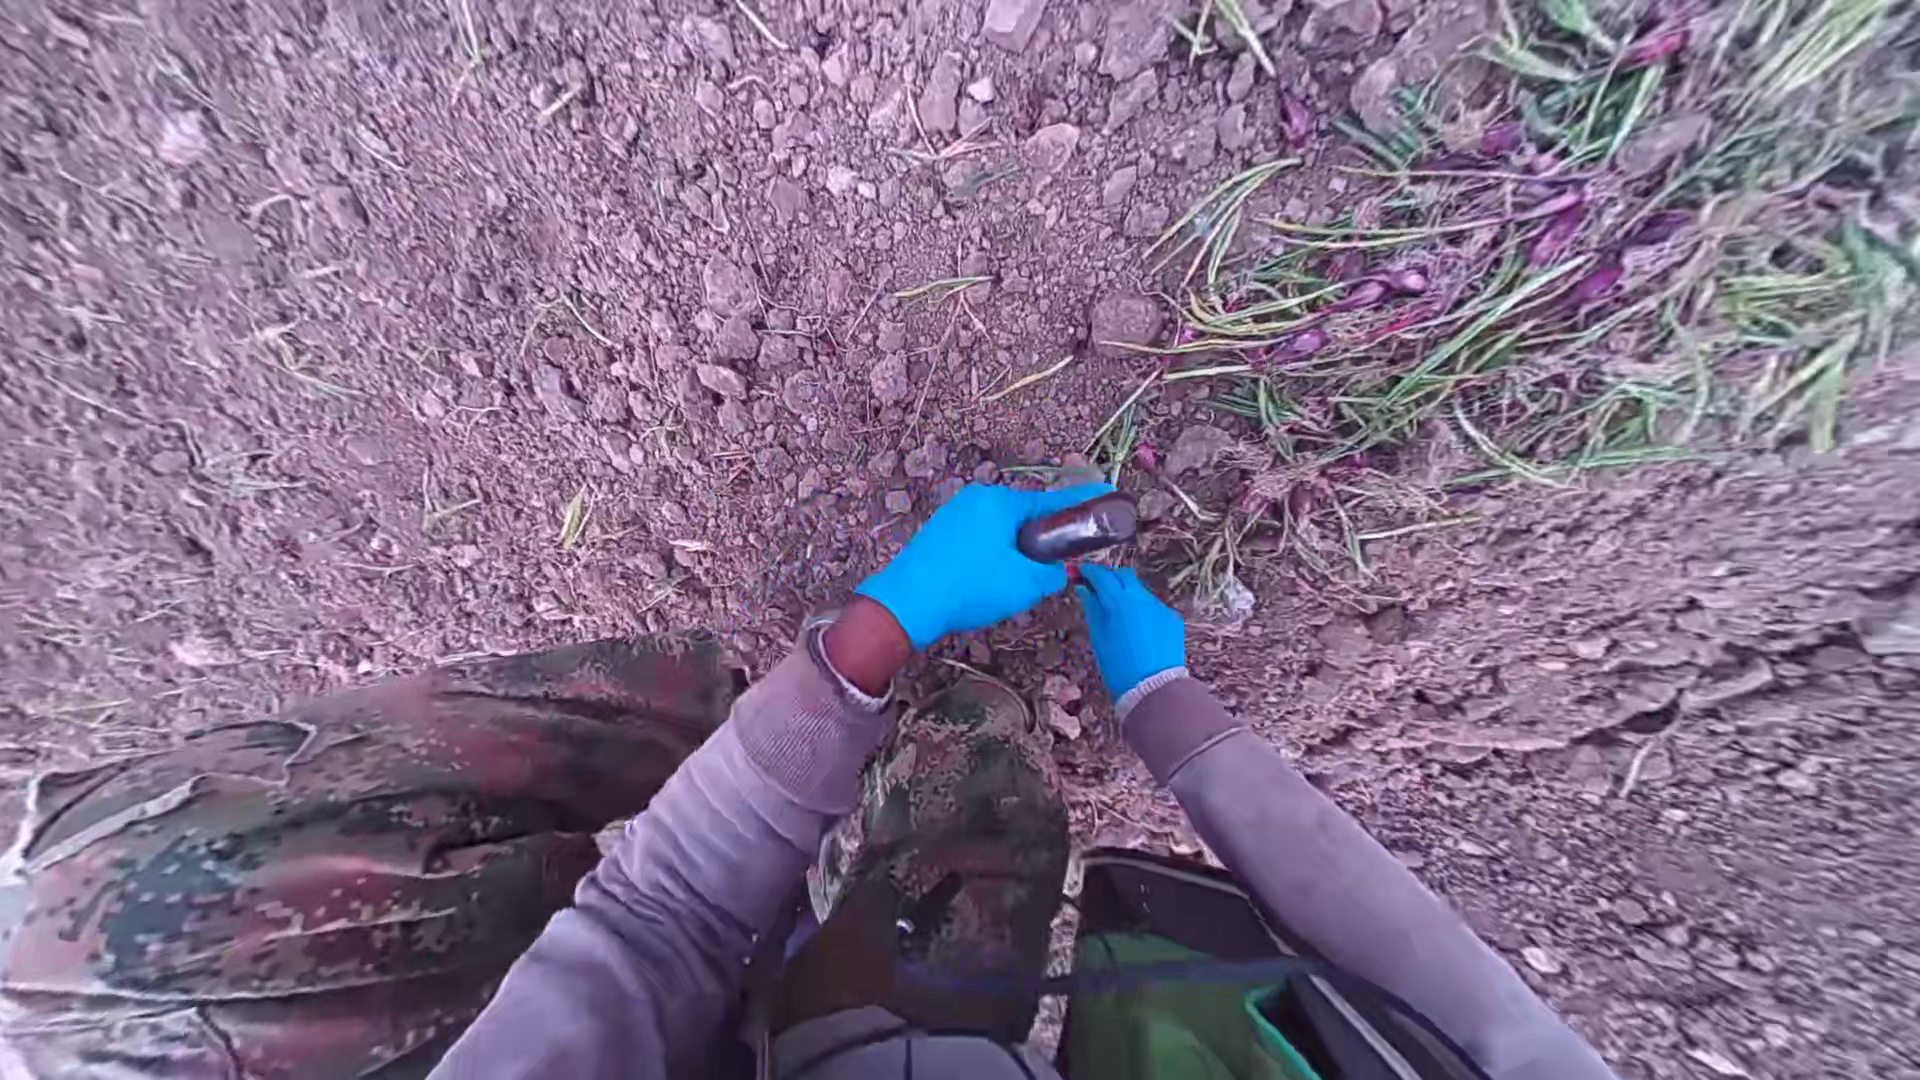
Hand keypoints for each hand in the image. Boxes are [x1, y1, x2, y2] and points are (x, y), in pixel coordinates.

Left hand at [856, 482, 1113, 648]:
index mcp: (999, 502)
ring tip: (1017, 578)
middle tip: (1052, 562)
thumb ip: (1052, 574)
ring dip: (1015, 549)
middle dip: (1041, 538)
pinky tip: (990, 578)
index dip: (1080, 504)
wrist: (908, 603)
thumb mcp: (1024, 584)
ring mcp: (954, 514)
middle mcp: (975, 498)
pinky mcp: (940, 532)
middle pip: (1024, 515)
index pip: (1050, 501)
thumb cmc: (970, 587)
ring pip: (1000, 529)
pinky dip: (992, 553)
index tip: (1104, 497)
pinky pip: (979, 537)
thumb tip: (1057, 571)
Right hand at [1074, 565, 1186, 700]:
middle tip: (1097, 591)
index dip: (1088, 572)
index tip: (1079, 573)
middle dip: (1110, 579)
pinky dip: (1142, 610)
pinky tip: (1137, 629)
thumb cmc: (1118, 667)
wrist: (1154, 689)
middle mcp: (1142, 598)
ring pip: (1139, 591)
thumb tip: (1084, 589)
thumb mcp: (1099, 637)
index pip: (1102, 575)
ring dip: (1126, 595)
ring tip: (1117, 616)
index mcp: (1119, 601)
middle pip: (1124, 576)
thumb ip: (1092, 607)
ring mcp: (1160, 607)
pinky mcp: (1172, 618)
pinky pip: (1153, 606)